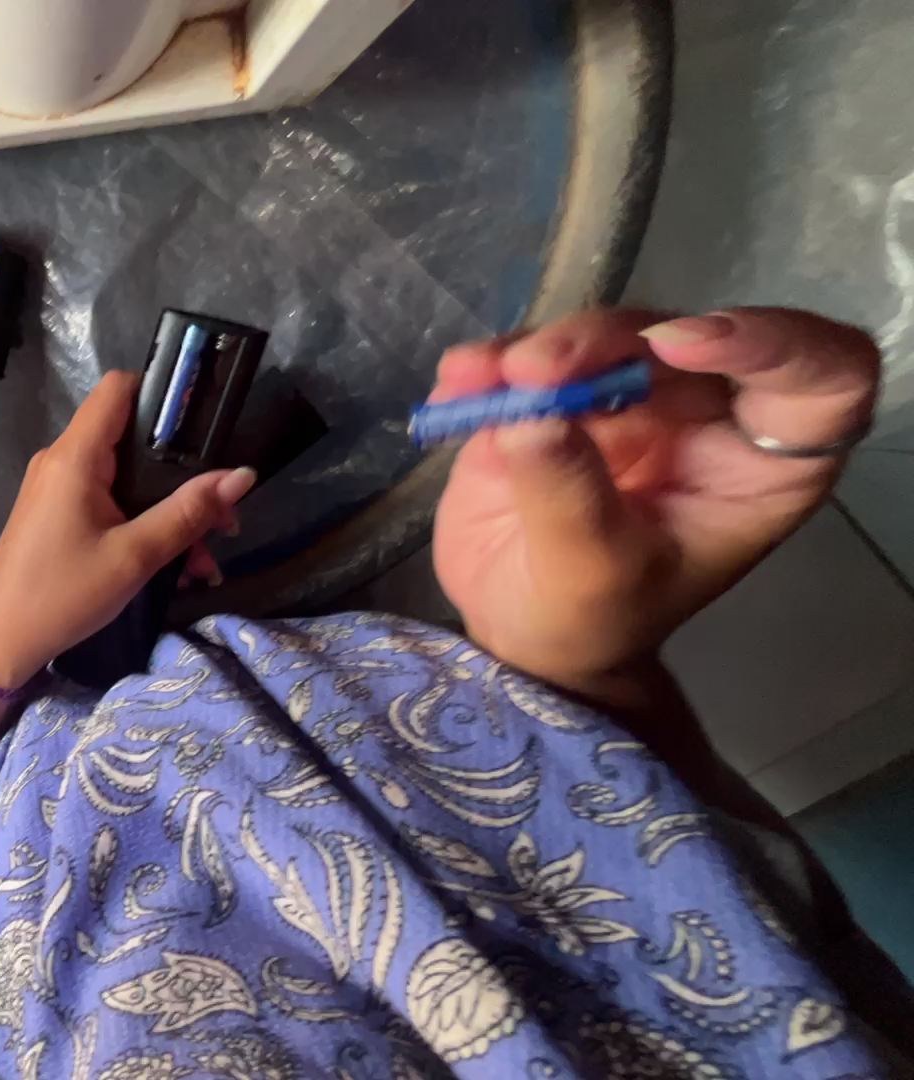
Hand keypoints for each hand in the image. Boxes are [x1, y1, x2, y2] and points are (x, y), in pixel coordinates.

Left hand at [0, 372, 257, 687]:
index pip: (117, 389)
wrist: (2, 641)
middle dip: (182, 474)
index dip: (162, 395)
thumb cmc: (63, 595)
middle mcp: (61, 461)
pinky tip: (174, 567)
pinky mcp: (56, 514)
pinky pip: (107, 503)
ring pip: (125, 480)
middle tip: (223, 518)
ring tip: (204, 558)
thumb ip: (188, 512)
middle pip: (131, 439)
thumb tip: (242, 475)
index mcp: (74, 457)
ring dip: (168, 511)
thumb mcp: (134, 557)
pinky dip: (141, 525)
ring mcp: (56, 488)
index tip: (205, 425)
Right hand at [432, 307, 878, 698]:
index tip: (679, 344)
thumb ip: (568, 493)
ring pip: (589, 344)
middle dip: (601, 343)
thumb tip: (529, 416)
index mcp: (753, 459)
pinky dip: (482, 368)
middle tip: (531, 367)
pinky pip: (515, 369)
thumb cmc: (586, 615)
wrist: (518, 629)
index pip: (814, 374)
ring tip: (471, 374)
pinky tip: (453, 382)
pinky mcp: (538, 410)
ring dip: (529, 348)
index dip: (767, 341)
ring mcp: (610, 409)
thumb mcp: (592, 568)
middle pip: (670, 343)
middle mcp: (693, 418)